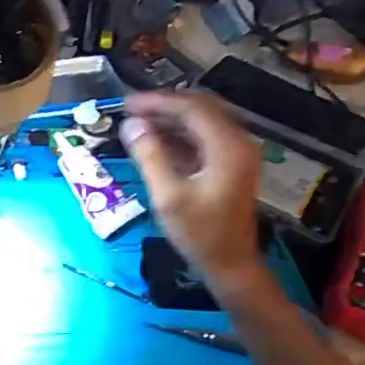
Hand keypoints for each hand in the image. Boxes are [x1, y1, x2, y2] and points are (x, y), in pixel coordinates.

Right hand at [118, 91, 264, 285]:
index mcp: (227, 147)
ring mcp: (236, 153)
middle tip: (130, 109)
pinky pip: (204, 136)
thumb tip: (130, 125)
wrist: (230, 262)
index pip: (191, 108)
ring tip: (138, 122)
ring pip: (202, 120)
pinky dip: (179, 133)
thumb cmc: (199, 233)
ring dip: (170, 118)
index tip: (126, 103)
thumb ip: (149, 157)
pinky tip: (156, 139)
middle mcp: (238, 142)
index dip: (157, 102)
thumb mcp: (168, 196)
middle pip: (200, 107)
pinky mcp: (230, 163)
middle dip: (164, 104)